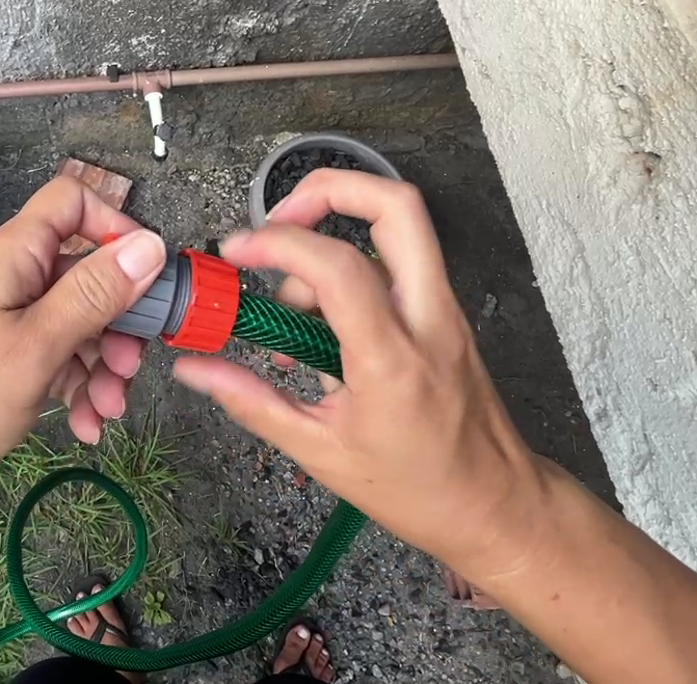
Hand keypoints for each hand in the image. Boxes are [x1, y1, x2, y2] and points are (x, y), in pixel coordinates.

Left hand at [0, 177, 167, 507]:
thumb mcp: (36, 345)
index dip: (114, 226)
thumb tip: (149, 244)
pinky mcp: (1, 359)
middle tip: (133, 366)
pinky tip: (85, 426)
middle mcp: (13, 278)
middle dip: (118, 319)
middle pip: (85, 272)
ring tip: (108, 411)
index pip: (72, 203)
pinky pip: (52, 357)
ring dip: (101, 364)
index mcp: (16, 255)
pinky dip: (74, 387)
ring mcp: (6, 320)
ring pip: (75, 322)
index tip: (145, 276)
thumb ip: (94, 294)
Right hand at [172, 169, 553, 581]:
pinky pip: (394, 258)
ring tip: (293, 303)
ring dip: (331, 234)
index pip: (338, 267)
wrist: (501, 509)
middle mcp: (427, 318)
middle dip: (329, 186)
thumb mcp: (320, 453)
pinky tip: (320, 318)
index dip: (278, 243)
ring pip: (398, 222)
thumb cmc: (419, 489)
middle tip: (280, 215)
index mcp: (393, 360)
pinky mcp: (442, 309)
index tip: (237, 251)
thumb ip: (250, 401)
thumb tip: (194, 369)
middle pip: (396, 205)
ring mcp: (442, 307)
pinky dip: (348, 264)